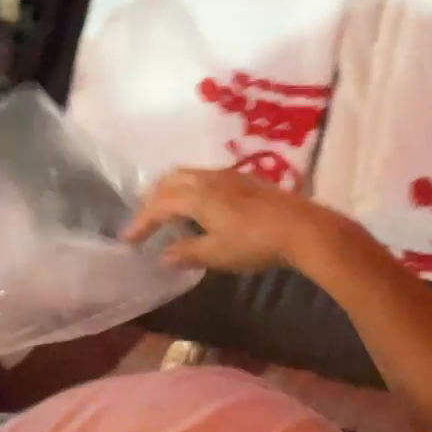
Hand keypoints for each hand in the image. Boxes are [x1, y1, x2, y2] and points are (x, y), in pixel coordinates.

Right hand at [123, 168, 345, 272]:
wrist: (303, 228)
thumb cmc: (256, 244)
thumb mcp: (217, 254)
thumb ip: (188, 253)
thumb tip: (163, 256)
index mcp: (196, 196)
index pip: (158, 205)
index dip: (141, 222)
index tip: (128, 240)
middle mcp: (208, 179)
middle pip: (170, 181)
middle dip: (152, 199)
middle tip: (145, 220)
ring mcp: (228, 176)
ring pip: (188, 175)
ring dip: (171, 190)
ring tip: (168, 211)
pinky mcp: (245, 180)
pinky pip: (205, 177)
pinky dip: (190, 188)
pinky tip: (200, 207)